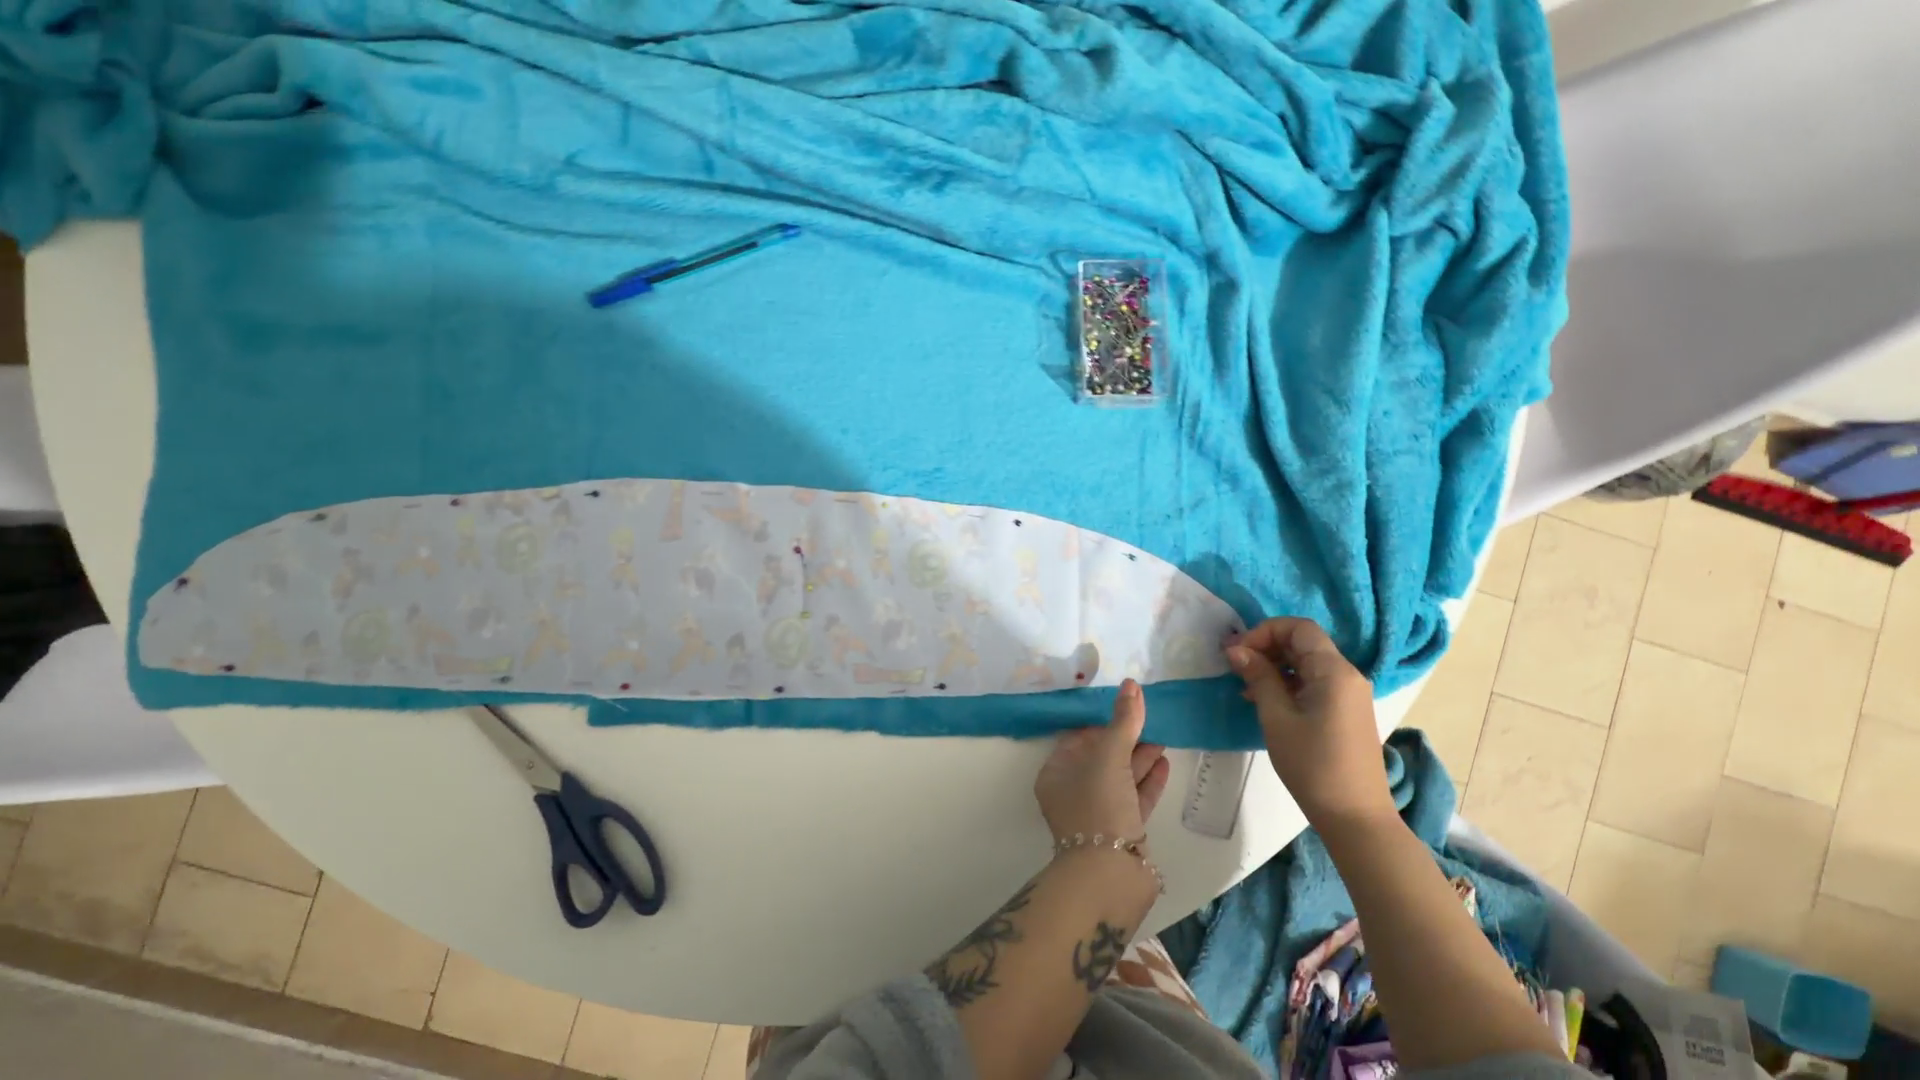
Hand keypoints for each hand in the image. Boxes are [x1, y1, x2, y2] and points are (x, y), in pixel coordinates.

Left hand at [1034, 679, 1171, 841]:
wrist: (1111, 872)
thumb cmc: (1098, 805)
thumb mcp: (1109, 755)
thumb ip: (1123, 720)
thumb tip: (1132, 685)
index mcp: (1056, 775)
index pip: (1076, 740)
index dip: (1099, 723)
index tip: (1123, 708)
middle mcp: (1072, 794)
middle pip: (1100, 758)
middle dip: (1125, 740)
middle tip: (1150, 720)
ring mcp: (1098, 815)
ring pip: (1120, 779)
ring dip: (1140, 759)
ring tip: (1163, 738)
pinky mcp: (1122, 832)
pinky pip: (1135, 799)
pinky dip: (1149, 781)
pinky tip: (1165, 764)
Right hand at [1226, 617, 1396, 830]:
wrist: (1355, 816)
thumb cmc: (1313, 765)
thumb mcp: (1278, 719)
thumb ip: (1259, 678)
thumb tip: (1237, 650)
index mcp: (1335, 672)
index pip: (1299, 628)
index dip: (1265, 632)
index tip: (1238, 654)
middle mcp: (1347, 675)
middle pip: (1304, 644)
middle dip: (1267, 648)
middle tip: (1235, 668)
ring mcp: (1350, 695)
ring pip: (1308, 664)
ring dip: (1275, 667)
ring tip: (1245, 688)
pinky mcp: (1347, 713)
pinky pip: (1315, 684)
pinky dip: (1289, 684)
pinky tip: (1266, 703)